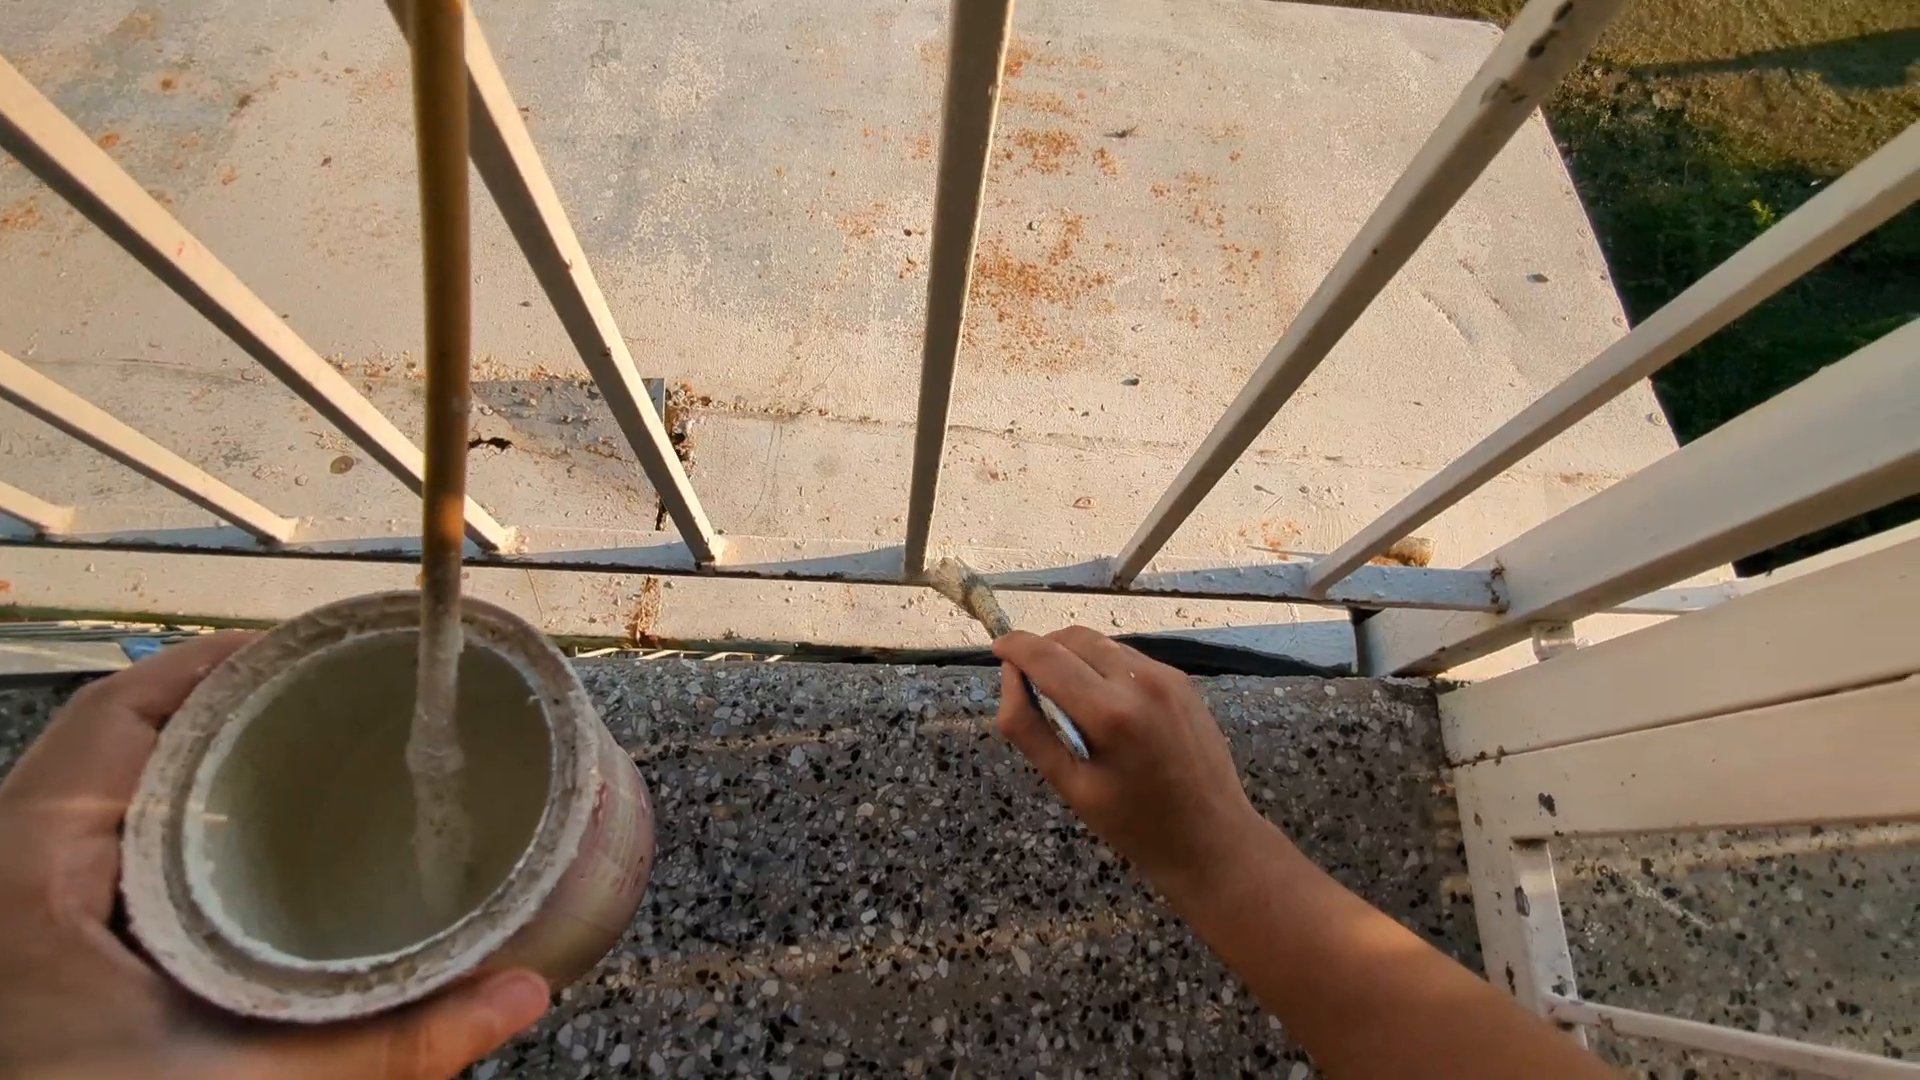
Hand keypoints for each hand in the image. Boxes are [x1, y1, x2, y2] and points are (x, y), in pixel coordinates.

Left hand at [0, 633, 549, 1079]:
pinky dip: (188, 806)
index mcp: (29, 881)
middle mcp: (16, 873)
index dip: (215, 662)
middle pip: (131, 737)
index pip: (119, 717)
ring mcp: (26, 905)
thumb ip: (390, 1044)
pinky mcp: (50, 938)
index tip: (317, 649)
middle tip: (348, 696)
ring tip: (318, 747)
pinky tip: (262, 831)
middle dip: (241, 701)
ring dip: (214, 751)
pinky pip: (115, 833)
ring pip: (121, 786)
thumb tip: (526, 992)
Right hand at [992, 627, 1270, 899]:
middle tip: (1028, 682)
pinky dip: (1102, 666)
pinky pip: (1127, 656)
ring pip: (1101, 643)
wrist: (1215, 841)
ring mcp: (1167, 676)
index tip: (997, 647)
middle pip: (1074, 638)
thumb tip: (1009, 678)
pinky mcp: (1181, 679)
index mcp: (1111, 713)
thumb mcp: (1071, 786)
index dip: (1015, 646)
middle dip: (1043, 649)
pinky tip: (1103, 702)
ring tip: (1066, 696)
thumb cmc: (1136, 825)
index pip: (1047, 657)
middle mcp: (1141, 681)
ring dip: (1073, 656)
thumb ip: (1029, 728)